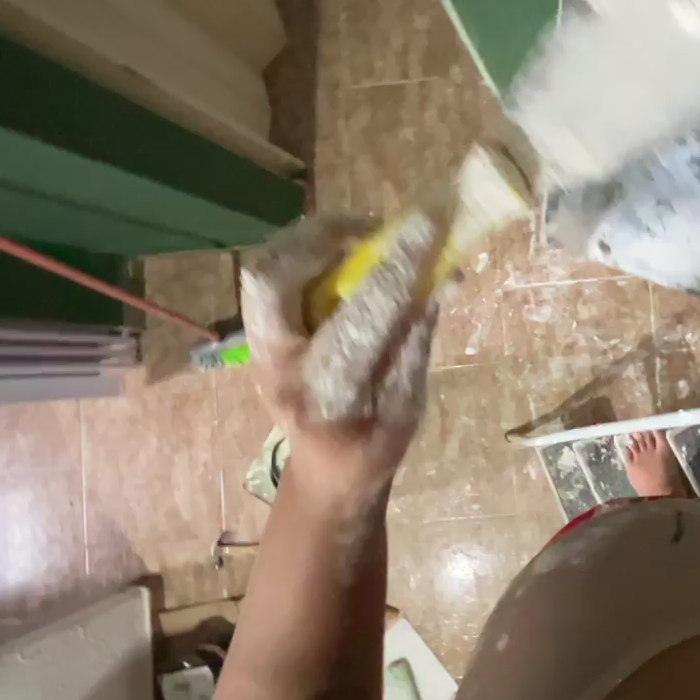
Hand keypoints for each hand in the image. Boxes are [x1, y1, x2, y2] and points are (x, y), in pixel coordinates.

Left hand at [237, 213, 440, 505]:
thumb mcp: (410, 403)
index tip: (428, 227)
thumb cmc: (376, 447)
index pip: (362, 316)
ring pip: (263, 271)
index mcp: (330, 392)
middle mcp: (280, 366)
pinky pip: (269, 278)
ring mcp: (259, 350)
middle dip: (323, 239)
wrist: (326, 473)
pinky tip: (337, 254)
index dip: (397, 267)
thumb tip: (441, 276)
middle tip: (372, 228)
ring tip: (357, 236)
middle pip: (275, 281)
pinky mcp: (258, 336)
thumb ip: (417, 339)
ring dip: (309, 241)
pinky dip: (302, 254)